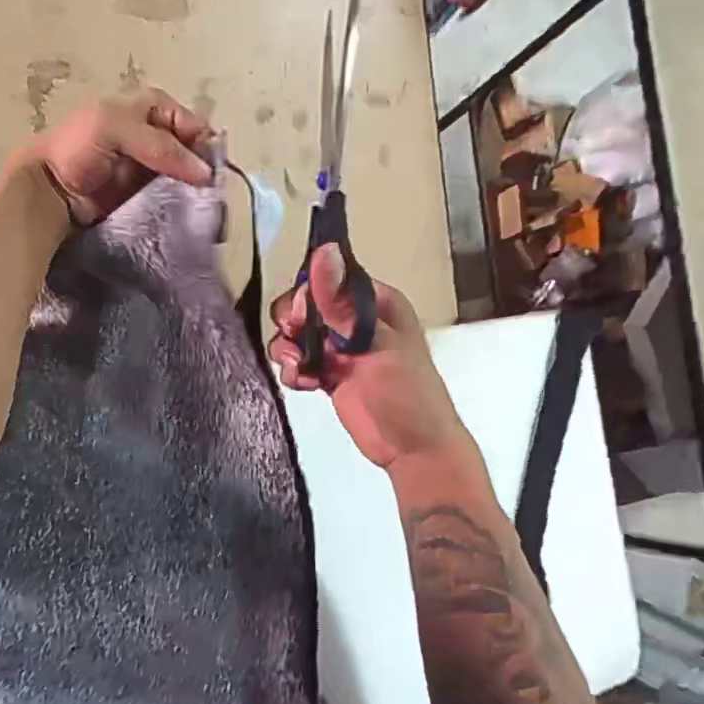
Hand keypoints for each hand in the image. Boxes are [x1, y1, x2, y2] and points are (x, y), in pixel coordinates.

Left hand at [24, 87, 214, 226]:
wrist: (50, 191)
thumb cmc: (76, 149)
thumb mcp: (115, 129)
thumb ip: (160, 146)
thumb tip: (205, 173)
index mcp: (153, 109)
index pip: (195, 126)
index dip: (205, 147)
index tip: (208, 175)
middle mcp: (160, 136)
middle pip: (197, 154)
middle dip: (205, 174)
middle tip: (210, 199)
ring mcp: (157, 169)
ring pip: (192, 179)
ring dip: (200, 195)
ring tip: (206, 214)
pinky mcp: (152, 196)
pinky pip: (179, 200)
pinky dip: (188, 209)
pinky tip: (194, 220)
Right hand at [267, 244, 472, 470]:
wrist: (413, 449)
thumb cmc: (408, 394)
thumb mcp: (375, 344)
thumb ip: (343, 304)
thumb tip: (324, 253)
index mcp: (376, 303)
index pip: (330, 279)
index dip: (308, 294)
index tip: (300, 316)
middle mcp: (356, 321)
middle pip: (307, 306)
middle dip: (293, 324)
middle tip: (296, 344)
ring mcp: (341, 349)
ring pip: (297, 335)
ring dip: (289, 351)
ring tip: (302, 370)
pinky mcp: (330, 375)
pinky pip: (299, 363)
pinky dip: (295, 372)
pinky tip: (305, 384)